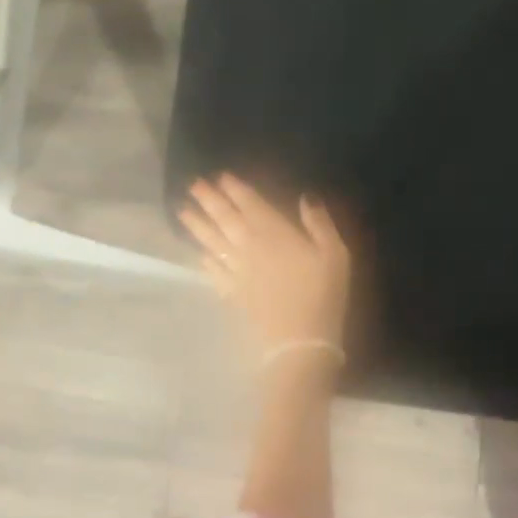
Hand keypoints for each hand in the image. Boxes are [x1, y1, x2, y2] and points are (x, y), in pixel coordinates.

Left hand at [180, 174, 352, 355]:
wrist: (299, 341)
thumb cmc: (322, 294)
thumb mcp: (335, 254)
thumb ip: (319, 223)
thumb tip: (307, 197)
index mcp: (276, 234)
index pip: (251, 206)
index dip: (235, 190)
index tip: (220, 176)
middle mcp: (251, 248)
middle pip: (226, 220)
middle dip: (209, 201)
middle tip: (193, 185)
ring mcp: (239, 272)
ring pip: (214, 243)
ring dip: (198, 226)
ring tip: (183, 211)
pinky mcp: (235, 294)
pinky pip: (216, 273)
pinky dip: (206, 261)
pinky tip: (200, 254)